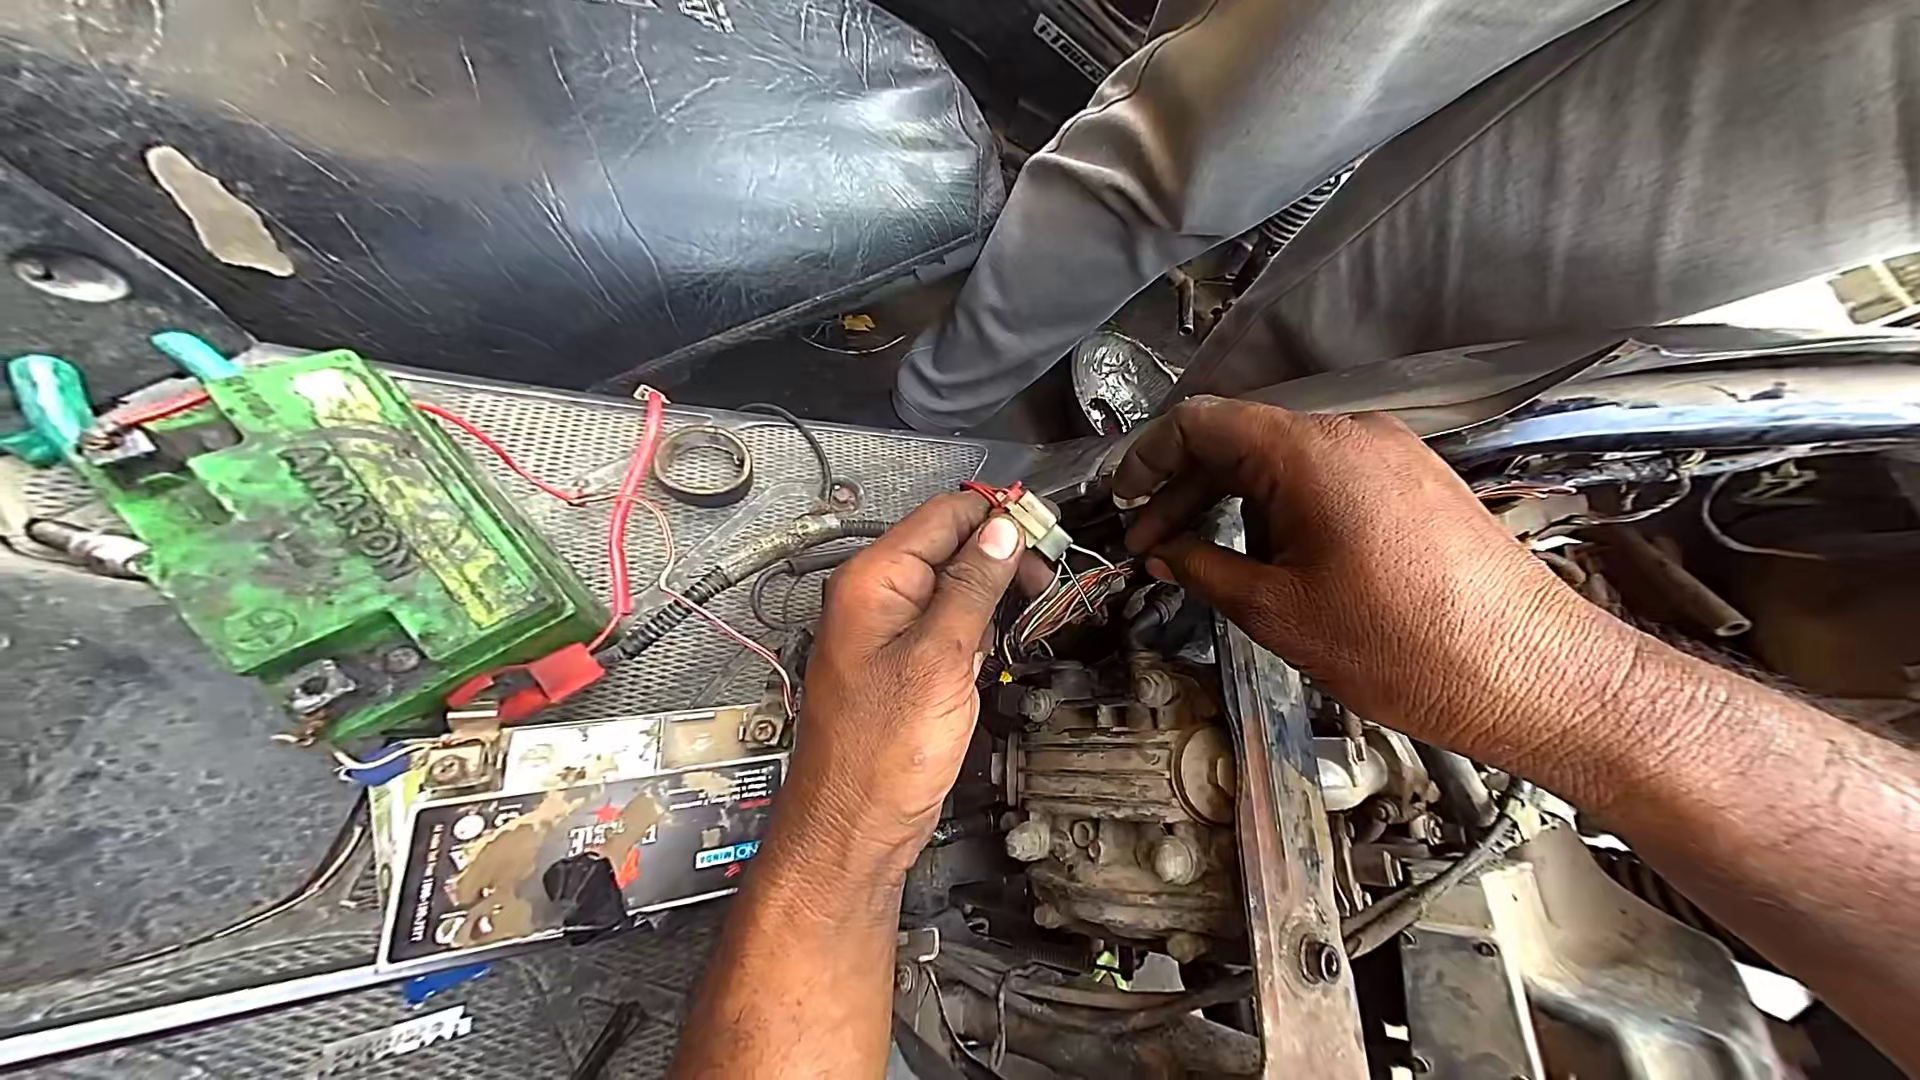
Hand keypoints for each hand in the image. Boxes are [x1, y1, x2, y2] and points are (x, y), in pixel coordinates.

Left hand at [772, 493, 1025, 881]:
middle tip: (1042, 573)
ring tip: (1022, 609)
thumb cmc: (882, 753)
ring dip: (990, 592)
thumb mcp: (940, 657)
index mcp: (873, 581)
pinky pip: (947, 621)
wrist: (857, 824)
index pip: (942, 516)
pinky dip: (975, 625)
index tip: (1041, 525)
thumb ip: (972, 586)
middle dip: (998, 554)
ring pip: (952, 585)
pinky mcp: (905, 659)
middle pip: (948, 546)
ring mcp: (890, 629)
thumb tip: (1001, 532)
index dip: (996, 514)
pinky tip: (990, 644)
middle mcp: (876, 597)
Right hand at [1115, 397, 1630, 756]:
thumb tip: (1157, 554)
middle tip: (1149, 545)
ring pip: (1275, 463)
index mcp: (1310, 452)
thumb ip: (1200, 568)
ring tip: (1205, 563)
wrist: (1542, 680)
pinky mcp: (1407, 481)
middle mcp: (1349, 434)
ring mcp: (1385, 454)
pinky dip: (1271, 510)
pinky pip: (1316, 479)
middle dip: (1182, 492)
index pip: (1202, 422)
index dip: (1148, 456)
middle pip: (1236, 441)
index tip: (1123, 501)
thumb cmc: (1398, 646)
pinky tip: (1262, 558)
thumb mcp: (1274, 609)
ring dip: (1226, 506)